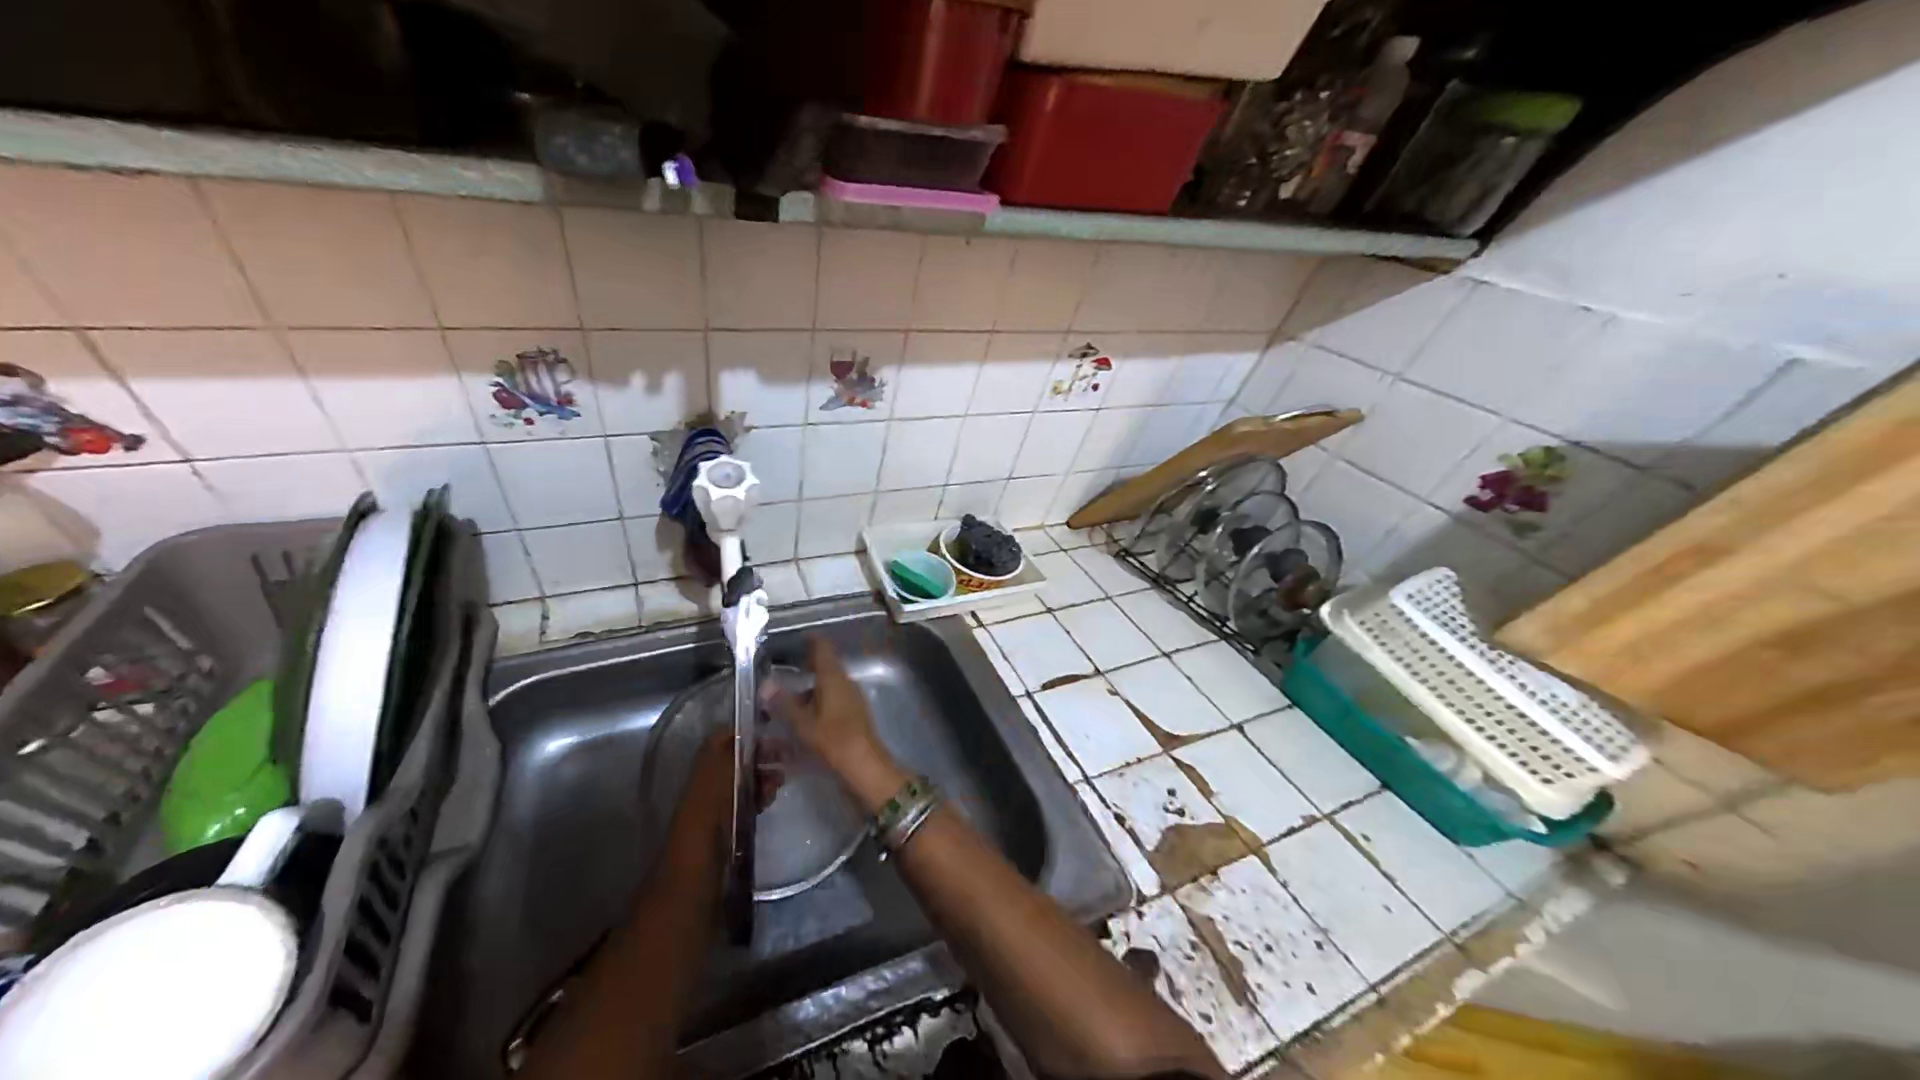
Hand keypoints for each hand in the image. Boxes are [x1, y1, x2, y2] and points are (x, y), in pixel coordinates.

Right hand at [763, 637, 904, 812]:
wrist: (866, 767)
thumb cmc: (833, 740)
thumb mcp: (802, 723)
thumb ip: (784, 703)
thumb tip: (765, 683)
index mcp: (834, 678)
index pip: (823, 649)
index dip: (810, 641)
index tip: (793, 640)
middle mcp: (846, 683)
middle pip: (824, 669)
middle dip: (804, 670)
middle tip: (781, 675)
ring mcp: (852, 699)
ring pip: (828, 688)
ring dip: (809, 692)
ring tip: (786, 703)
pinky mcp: (855, 716)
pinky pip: (833, 703)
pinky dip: (817, 706)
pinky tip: (804, 721)